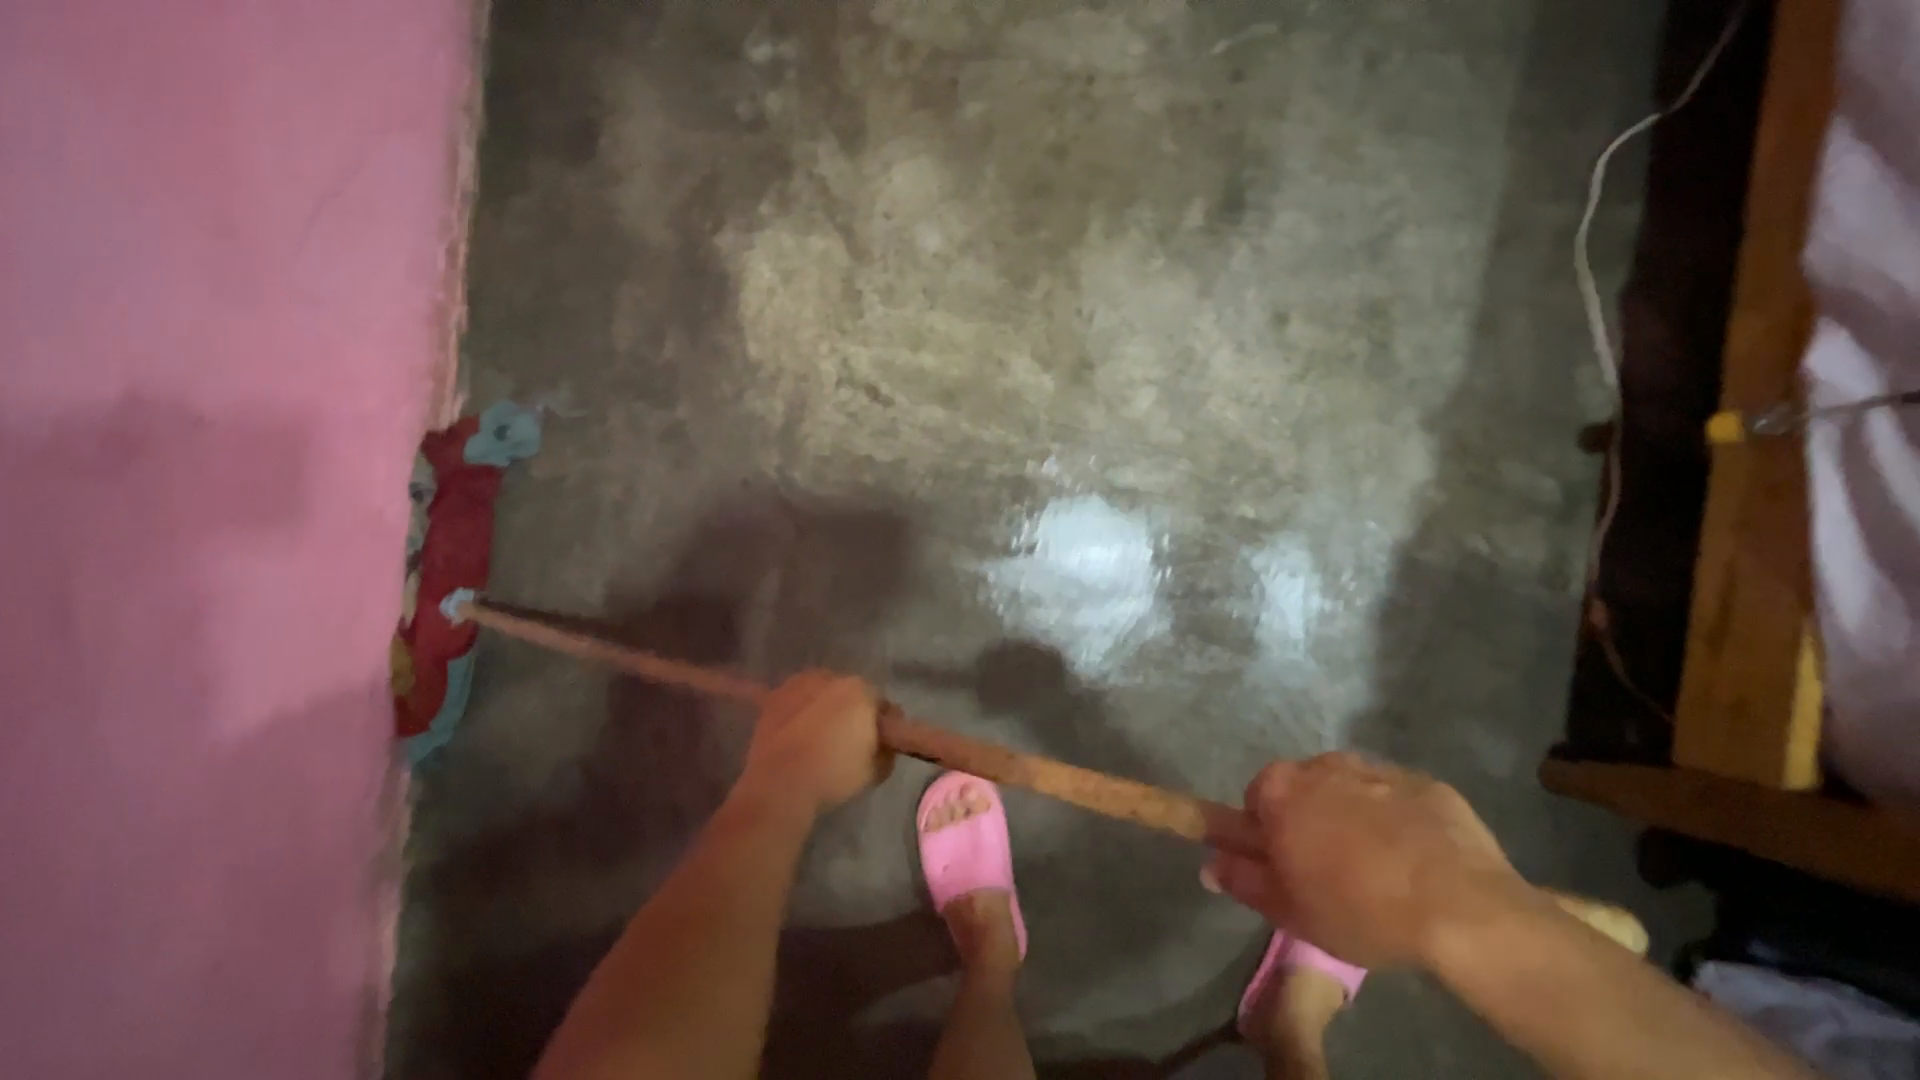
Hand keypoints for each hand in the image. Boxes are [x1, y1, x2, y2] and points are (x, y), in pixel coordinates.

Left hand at [740, 671, 892, 810]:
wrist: (781, 785)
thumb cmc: (834, 775)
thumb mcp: (876, 770)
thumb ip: (886, 750)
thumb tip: (883, 744)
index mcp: (860, 691)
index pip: (880, 703)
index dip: (881, 724)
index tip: (879, 743)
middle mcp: (829, 678)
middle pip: (848, 693)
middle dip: (850, 711)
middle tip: (847, 741)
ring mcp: (797, 685)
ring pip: (817, 692)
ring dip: (820, 705)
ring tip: (816, 734)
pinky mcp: (772, 700)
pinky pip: (774, 695)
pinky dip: (770, 697)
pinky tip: (749, 692)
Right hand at [1204, 752, 1529, 970]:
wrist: (1462, 909)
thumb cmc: (1360, 910)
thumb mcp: (1289, 910)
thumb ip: (1243, 880)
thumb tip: (1209, 865)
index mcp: (1281, 790)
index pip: (1255, 799)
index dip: (1268, 833)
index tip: (1287, 866)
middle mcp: (1323, 765)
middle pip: (1304, 788)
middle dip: (1310, 819)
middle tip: (1330, 872)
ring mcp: (1379, 769)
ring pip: (1352, 789)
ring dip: (1354, 816)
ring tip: (1379, 869)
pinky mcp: (1427, 782)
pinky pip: (1398, 798)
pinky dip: (1399, 820)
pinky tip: (1417, 861)